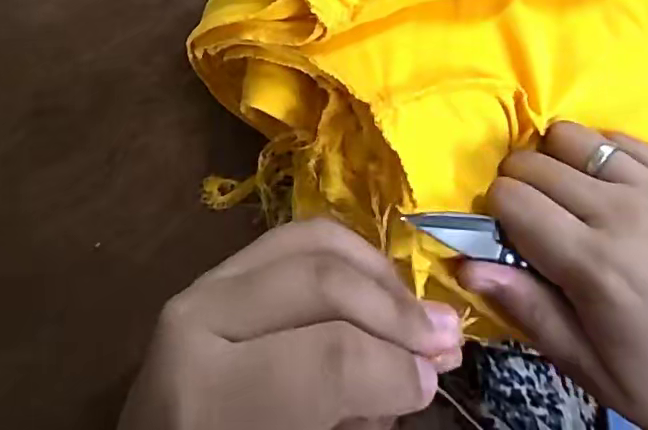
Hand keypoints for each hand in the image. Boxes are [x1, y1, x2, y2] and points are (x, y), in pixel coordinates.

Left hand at [119, 219, 461, 429]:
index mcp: (207, 389)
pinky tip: (375, 283)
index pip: (327, 358)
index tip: (432, 381)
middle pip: (322, 280)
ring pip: (313, 239)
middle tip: (447, 336)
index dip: (393, 367)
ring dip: (376, 270)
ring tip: (414, 309)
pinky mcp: (220, 267)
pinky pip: (296, 237)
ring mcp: (207, 279)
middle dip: (396, 310)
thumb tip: (427, 366)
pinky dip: (347, 252)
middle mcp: (200, 315)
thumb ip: (359, 410)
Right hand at [458, 123, 647, 429]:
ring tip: (568, 193)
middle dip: (520, 182)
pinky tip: (608, 183)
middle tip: (533, 215)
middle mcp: (623, 215)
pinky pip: (625, 140)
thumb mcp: (586, 365)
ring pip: (575, 137)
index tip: (506, 230)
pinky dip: (602, 151)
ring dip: (557, 158)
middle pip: (537, 162)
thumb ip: (525, 306)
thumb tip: (465, 261)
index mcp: (595, 266)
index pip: (513, 199)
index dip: (497, 210)